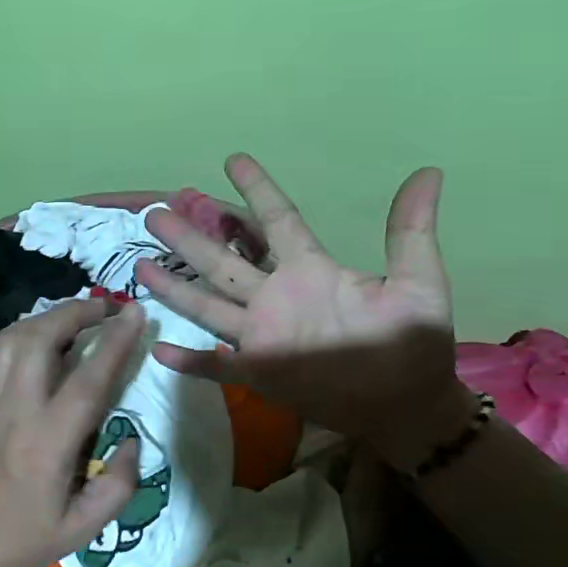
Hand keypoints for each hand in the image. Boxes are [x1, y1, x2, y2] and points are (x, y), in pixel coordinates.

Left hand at [0, 300, 146, 566]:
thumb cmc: (25, 541)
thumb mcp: (85, 528)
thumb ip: (120, 484)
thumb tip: (131, 439)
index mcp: (48, 443)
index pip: (88, 378)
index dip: (115, 341)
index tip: (134, 312)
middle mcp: (16, 412)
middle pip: (40, 340)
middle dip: (75, 312)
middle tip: (104, 308)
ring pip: (10, 340)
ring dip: (44, 318)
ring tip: (72, 319)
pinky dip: (15, 338)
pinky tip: (32, 344)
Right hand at [137, 154, 472, 470]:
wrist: (406, 405)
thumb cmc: (412, 344)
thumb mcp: (418, 283)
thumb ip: (410, 233)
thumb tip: (428, 172)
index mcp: (309, 271)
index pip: (276, 222)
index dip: (257, 190)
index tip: (233, 160)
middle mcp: (275, 297)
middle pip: (223, 261)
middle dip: (190, 238)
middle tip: (156, 212)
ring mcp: (262, 335)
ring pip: (208, 305)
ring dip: (175, 288)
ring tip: (139, 266)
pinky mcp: (259, 372)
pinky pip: (216, 365)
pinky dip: (189, 360)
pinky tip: (160, 348)